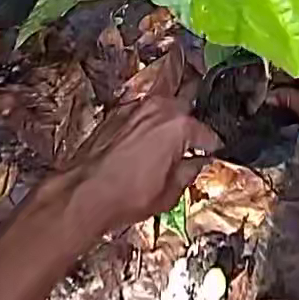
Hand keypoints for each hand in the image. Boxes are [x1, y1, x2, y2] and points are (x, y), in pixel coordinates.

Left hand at [56, 95, 219, 237]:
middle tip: (193, 145)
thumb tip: (197, 164)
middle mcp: (160, 108)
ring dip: (171, 118)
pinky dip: (149, 121)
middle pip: (188, 108)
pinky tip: (147, 140)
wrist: (84, 192)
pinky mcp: (119, 111)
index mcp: (180, 126)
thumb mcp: (169, 194)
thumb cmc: (125, 195)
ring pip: (165, 105)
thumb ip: (189, 172)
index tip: (214, 154)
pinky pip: (143, 110)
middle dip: (192, 125)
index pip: (208, 134)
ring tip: (170, 141)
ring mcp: (138, 106)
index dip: (214, 147)